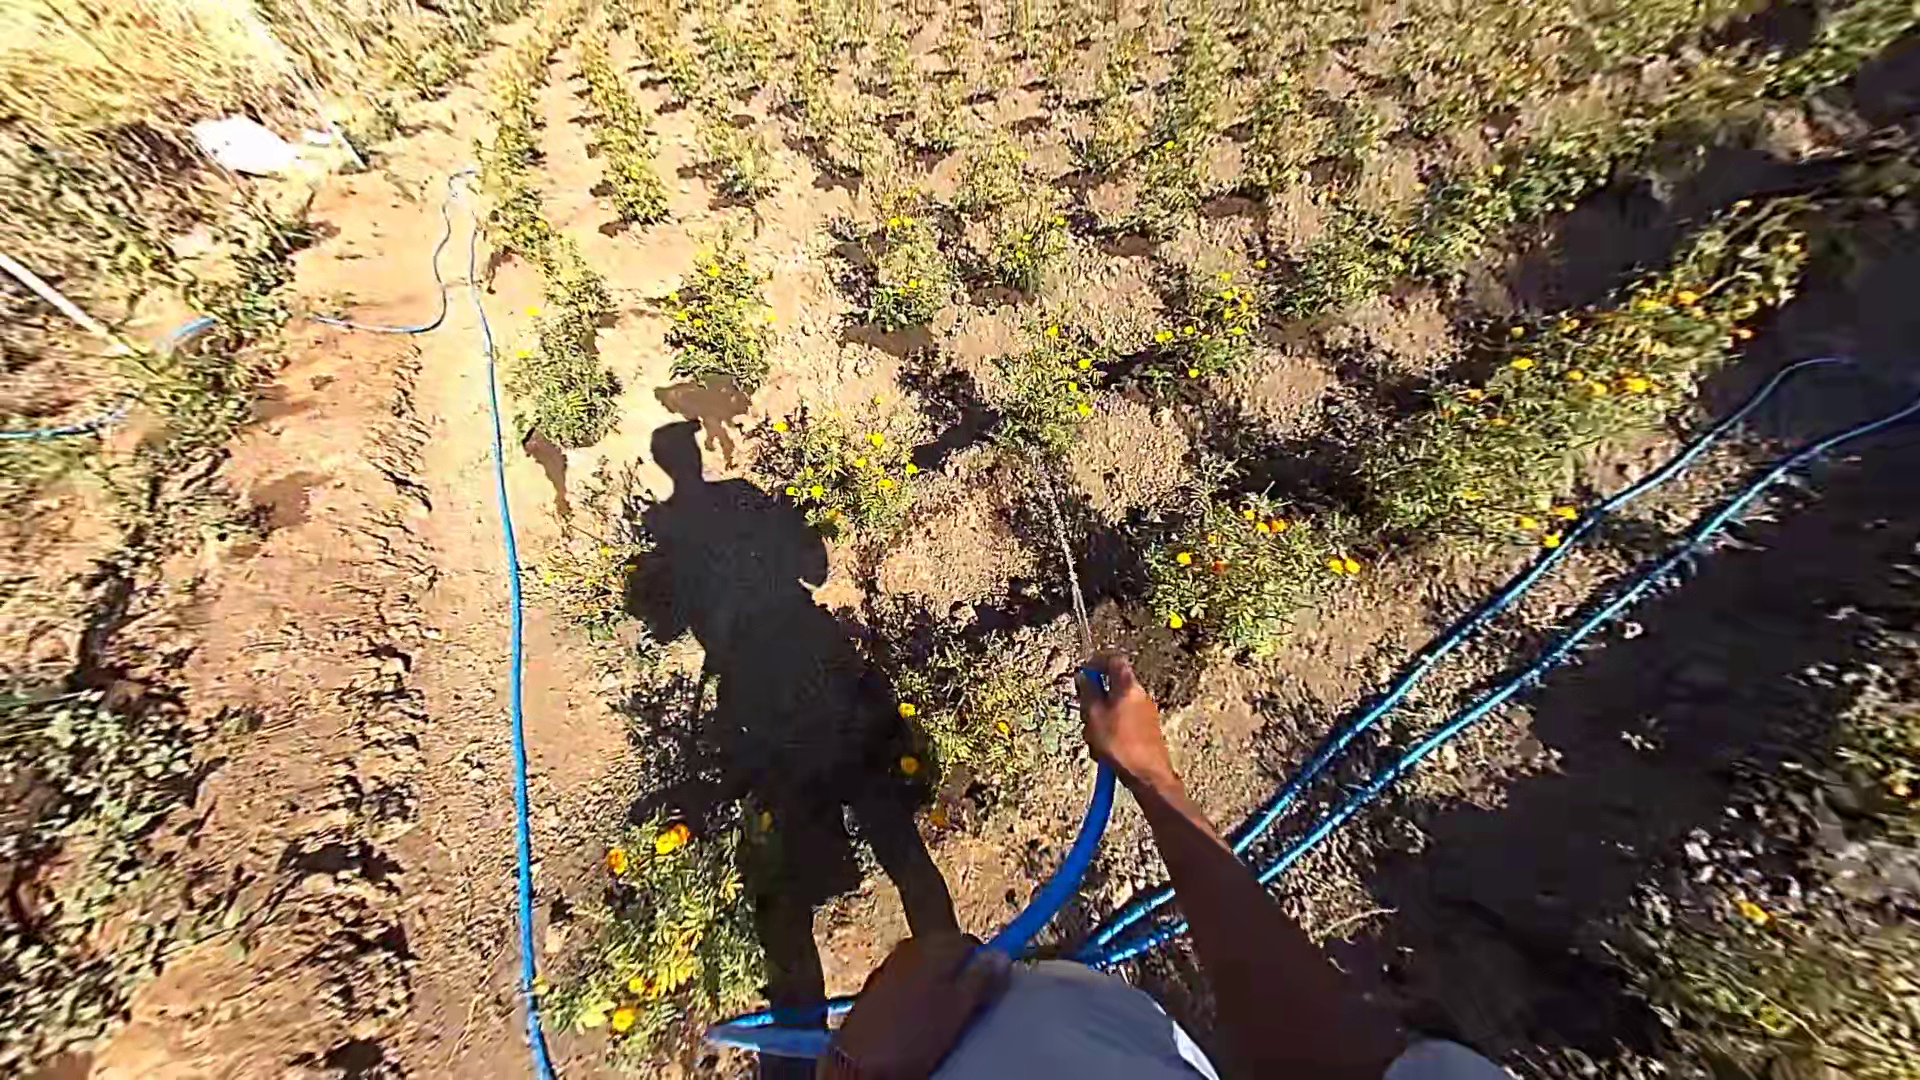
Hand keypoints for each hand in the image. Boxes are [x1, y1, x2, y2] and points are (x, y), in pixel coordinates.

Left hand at [823, 933, 1009, 1079]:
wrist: (858, 1064)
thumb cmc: (911, 1035)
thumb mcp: (956, 1009)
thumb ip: (981, 979)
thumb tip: (1002, 956)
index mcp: (933, 946)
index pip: (969, 943)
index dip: (984, 965)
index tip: (991, 990)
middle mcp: (911, 946)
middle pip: (947, 953)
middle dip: (960, 975)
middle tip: (968, 1009)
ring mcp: (891, 965)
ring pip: (926, 969)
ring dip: (938, 986)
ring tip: (944, 1020)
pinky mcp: (876, 987)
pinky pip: (907, 983)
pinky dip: (917, 997)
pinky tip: (918, 1022)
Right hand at [1077, 653, 1177, 792]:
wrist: (1148, 776)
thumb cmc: (1119, 744)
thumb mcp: (1094, 716)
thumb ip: (1088, 692)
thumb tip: (1083, 677)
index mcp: (1129, 686)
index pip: (1114, 659)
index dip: (1096, 662)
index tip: (1083, 674)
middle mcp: (1140, 695)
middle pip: (1112, 685)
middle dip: (1095, 699)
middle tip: (1085, 715)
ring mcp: (1145, 712)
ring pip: (1115, 706)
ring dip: (1100, 719)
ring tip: (1094, 738)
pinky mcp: (1146, 730)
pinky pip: (1122, 722)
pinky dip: (1110, 731)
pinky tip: (1105, 750)